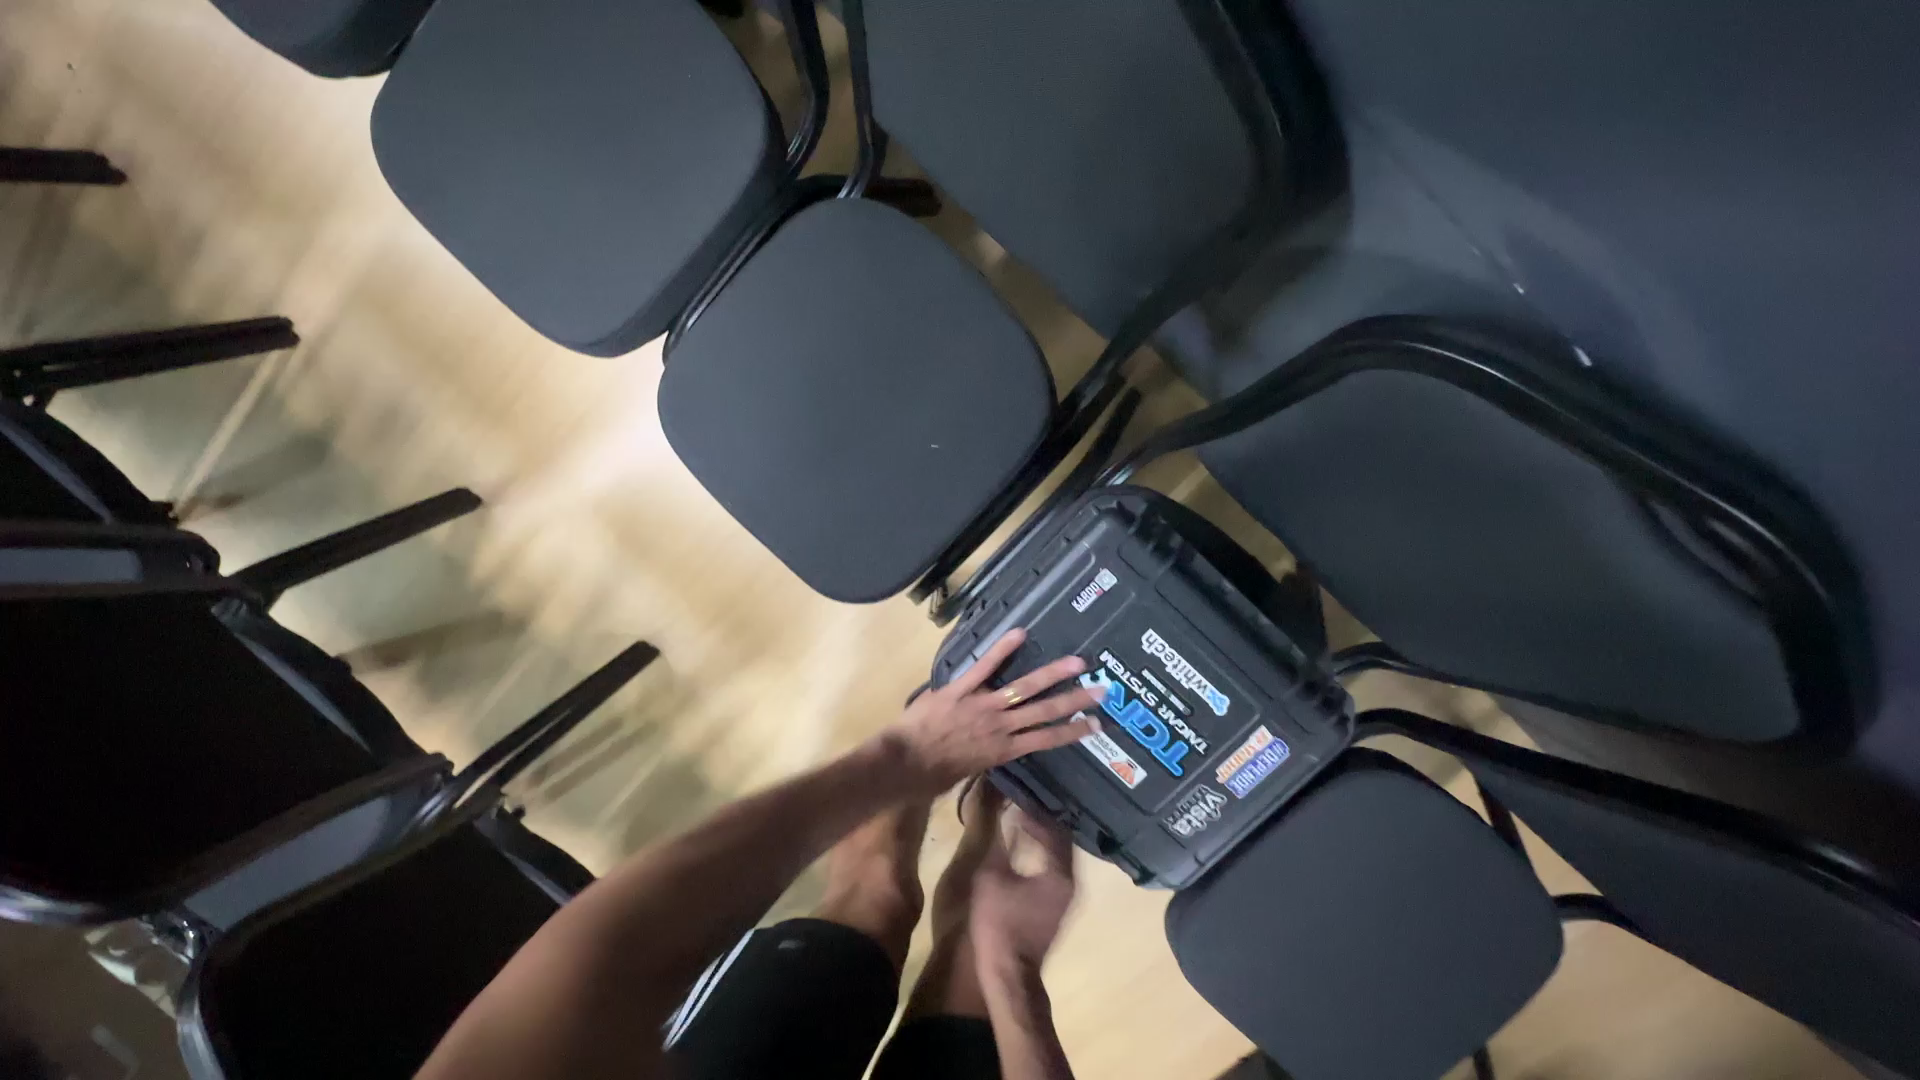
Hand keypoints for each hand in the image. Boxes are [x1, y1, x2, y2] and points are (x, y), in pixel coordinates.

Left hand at [878, 628, 1103, 798]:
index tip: (1095, 724)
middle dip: (1075, 700)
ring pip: (1024, 687)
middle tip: (1101, 689)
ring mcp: (982, 705)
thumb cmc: (931, 776)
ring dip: (1053, 674)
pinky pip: (984, 666)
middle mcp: (1000, 727)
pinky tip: (1020, 633)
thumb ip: (983, 756)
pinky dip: (1002, 649)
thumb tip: (994, 749)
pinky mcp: (960, 689)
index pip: (1046, 739)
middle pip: (1045, 711)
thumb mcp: (966, 772)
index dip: (1072, 731)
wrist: (903, 764)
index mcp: (1003, 750)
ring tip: (1077, 662)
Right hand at [970, 794, 1077, 972]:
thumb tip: (1004, 812)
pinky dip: (1043, 852)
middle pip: (1062, 839)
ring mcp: (1068, 896)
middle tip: (1021, 802)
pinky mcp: (1059, 906)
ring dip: (1043, 836)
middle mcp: (1072, 881)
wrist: (1009, 975)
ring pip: (1060, 854)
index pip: (1053, 829)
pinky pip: (1056, 867)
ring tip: (1021, 819)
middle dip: (1043, 819)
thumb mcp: (991, 876)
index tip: (1016, 797)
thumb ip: (1000, 841)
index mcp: (1060, 872)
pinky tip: (1024, 847)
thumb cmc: (1000, 924)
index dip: (1034, 811)